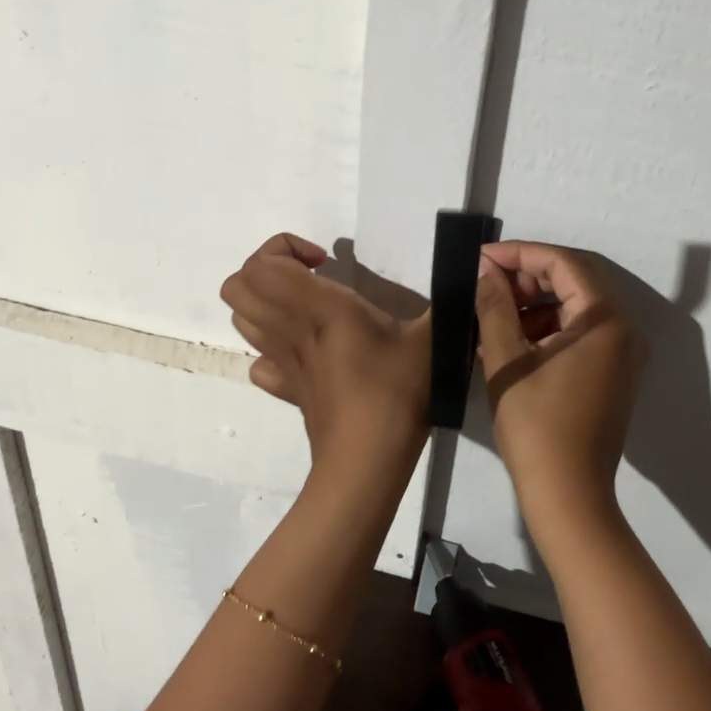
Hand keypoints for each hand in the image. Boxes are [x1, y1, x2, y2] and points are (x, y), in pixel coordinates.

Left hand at [220, 234, 431, 477]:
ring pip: (242, 319)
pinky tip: (305, 351)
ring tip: (307, 306)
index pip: (263, 264)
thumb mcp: (433, 341)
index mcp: (318, 307)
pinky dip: (271, 347)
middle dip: (266, 269)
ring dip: (265, 302)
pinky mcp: (287, 389)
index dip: (283, 248)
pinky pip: (260, 360)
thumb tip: (472, 278)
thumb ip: (452, 304)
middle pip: (238, 286)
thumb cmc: (396, 393)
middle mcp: (290, 328)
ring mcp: (283, 362)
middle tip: (308, 275)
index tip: (324, 259)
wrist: (367, 462)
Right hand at [473, 241, 648, 511]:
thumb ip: (495, 306)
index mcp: (606, 320)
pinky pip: (580, 335)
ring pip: (576, 309)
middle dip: (527, 278)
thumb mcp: (508, 361)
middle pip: (575, 282)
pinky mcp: (613, 375)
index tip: (481, 260)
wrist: (568, 497)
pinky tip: (508, 345)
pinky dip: (546, 332)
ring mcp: (623, 355)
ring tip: (490, 320)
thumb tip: (485, 271)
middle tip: (485, 286)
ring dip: (533, 307)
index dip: (520, 254)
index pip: (564, 263)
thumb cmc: (537, 427)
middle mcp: (624, 330)